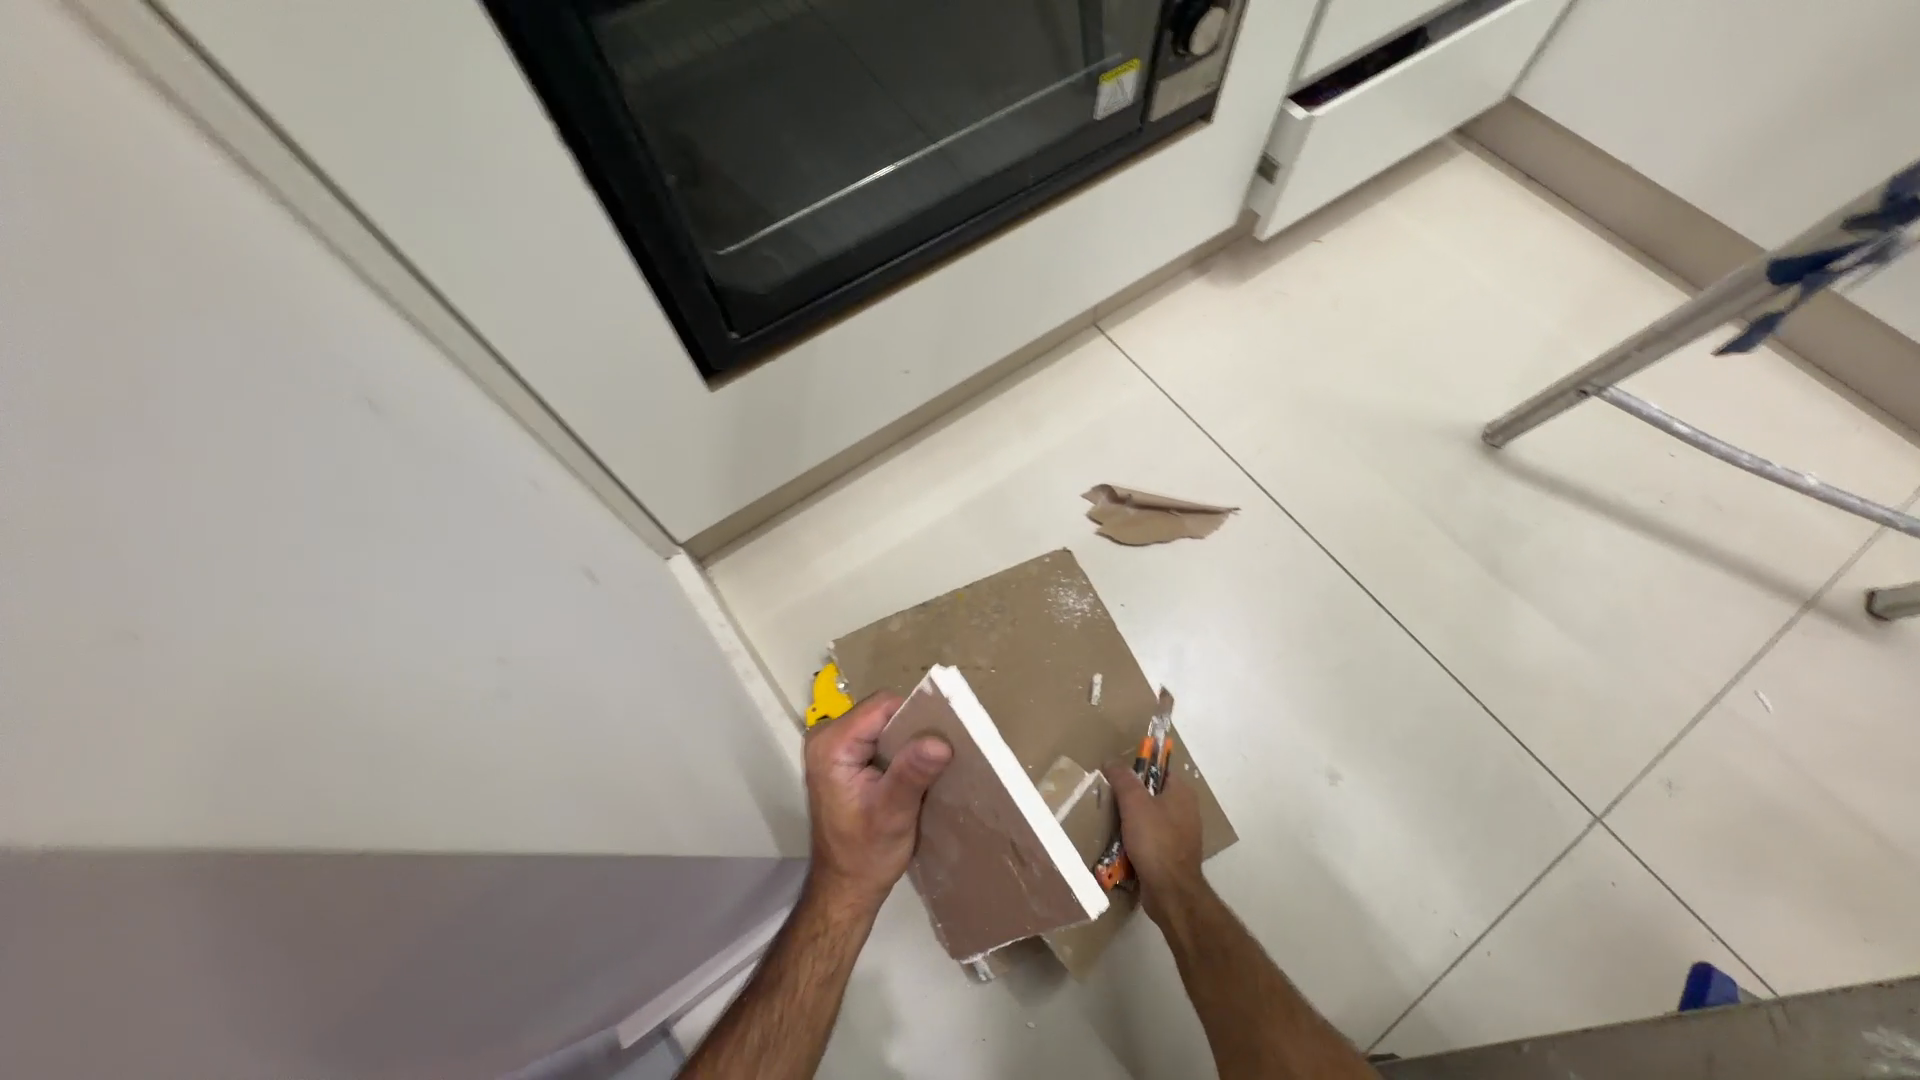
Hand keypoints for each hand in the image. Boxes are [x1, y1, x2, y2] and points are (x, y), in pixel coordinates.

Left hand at [804, 693, 952, 911]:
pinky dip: (900, 751)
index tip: (943, 738)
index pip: (883, 706)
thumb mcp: (893, 814)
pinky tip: (915, 772)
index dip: (915, 716)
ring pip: (884, 724)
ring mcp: (834, 746)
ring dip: (909, 741)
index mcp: (831, 744)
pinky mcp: (845, 757)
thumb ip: (911, 774)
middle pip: (883, 712)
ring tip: (931, 766)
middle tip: (940, 756)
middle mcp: (827, 736)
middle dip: (913, 730)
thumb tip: (939, 742)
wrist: (845, 886)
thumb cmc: (865, 854)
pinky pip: (880, 737)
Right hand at [1102, 762, 1205, 925]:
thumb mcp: (1134, 803)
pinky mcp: (1173, 855)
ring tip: (1110, 822)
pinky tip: (1120, 845)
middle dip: (1130, 798)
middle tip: (1109, 799)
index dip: (1137, 771)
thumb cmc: (1155, 841)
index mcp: (1182, 793)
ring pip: (1149, 818)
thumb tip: (1111, 761)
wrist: (1170, 892)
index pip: (1158, 770)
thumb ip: (1123, 779)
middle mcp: (1186, 810)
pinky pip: (1151, 840)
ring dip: (1130, 821)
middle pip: (1152, 795)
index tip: (1116, 778)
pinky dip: (1136, 841)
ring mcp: (1181, 835)